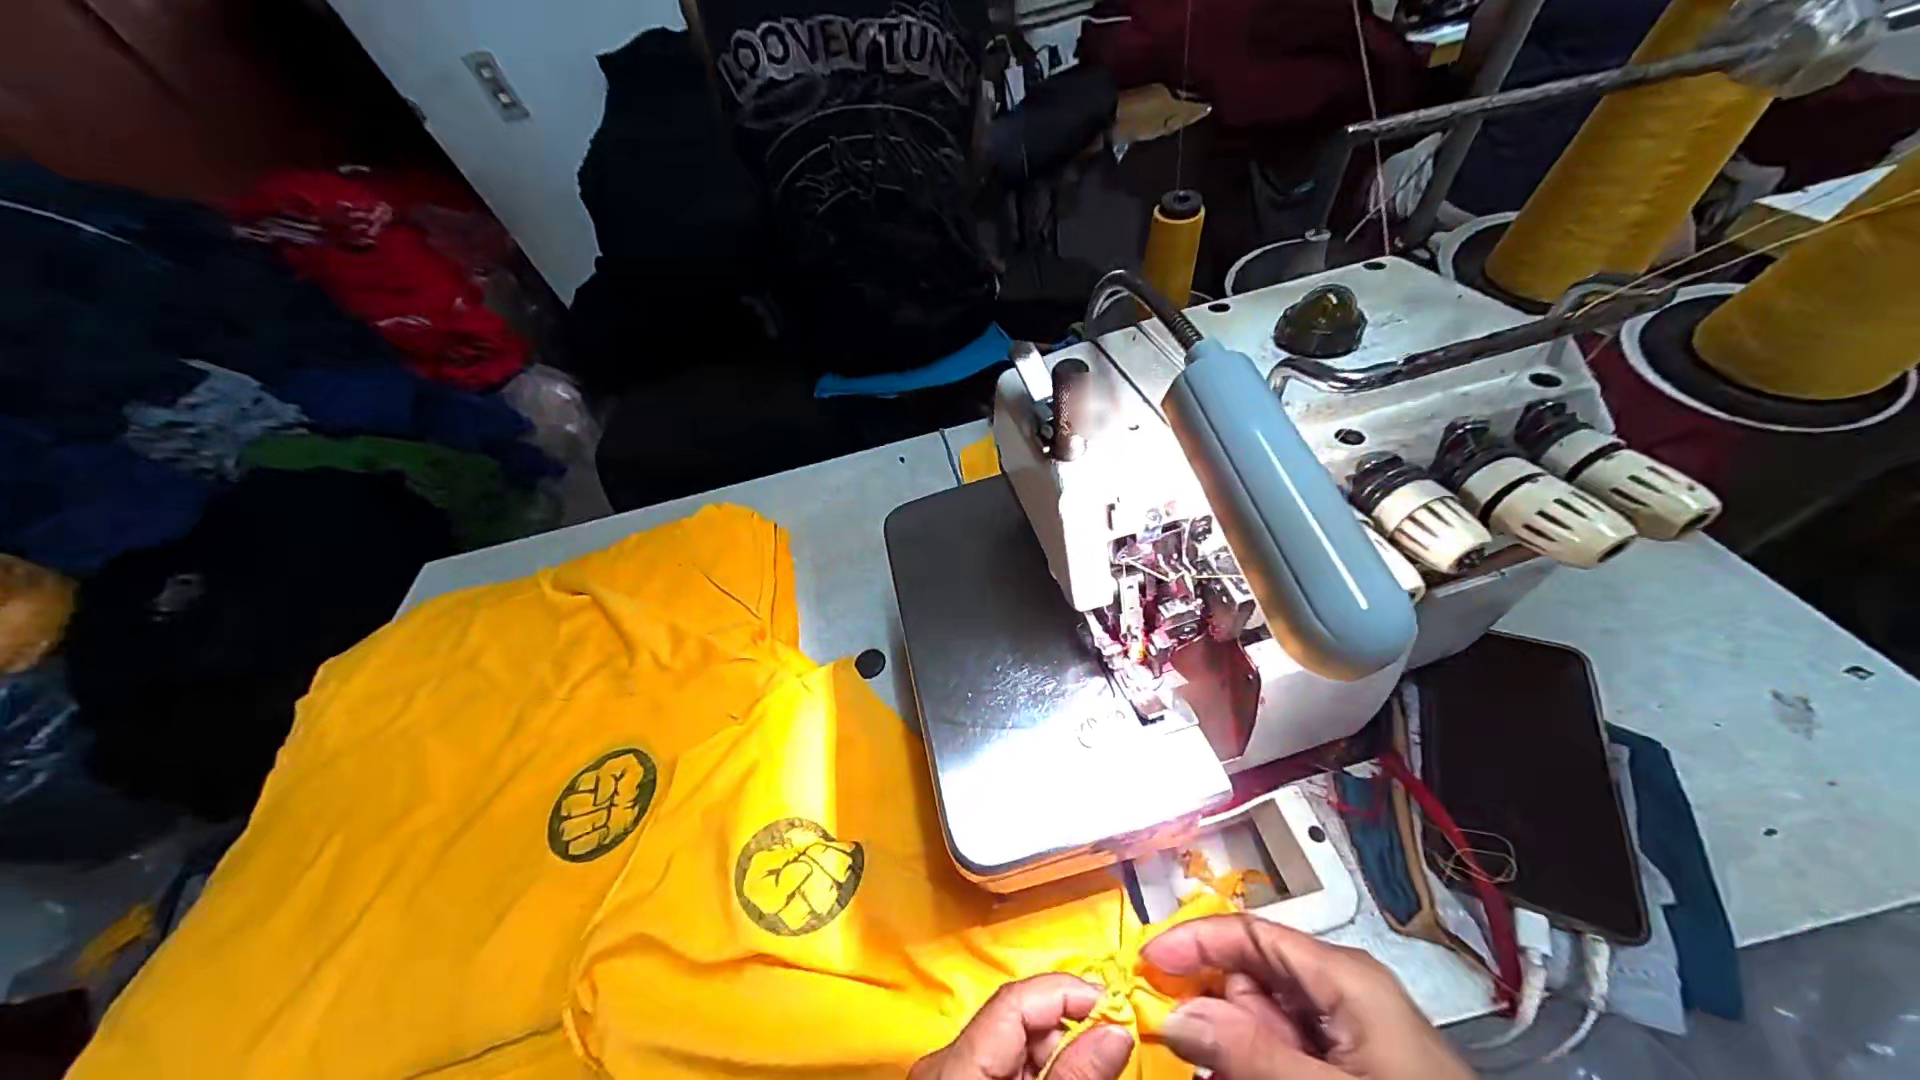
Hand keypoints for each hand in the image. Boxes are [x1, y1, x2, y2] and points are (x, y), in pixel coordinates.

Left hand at [908, 973, 1134, 1079]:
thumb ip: (1072, 1073)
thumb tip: (1116, 1028)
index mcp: (956, 1062)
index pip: (1015, 999)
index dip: (1066, 991)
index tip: (1114, 1003)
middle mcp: (946, 1059)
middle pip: (1017, 1018)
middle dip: (1068, 1026)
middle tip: (1111, 1048)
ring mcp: (950, 1075)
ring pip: (1014, 1043)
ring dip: (1057, 1052)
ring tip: (1090, 1069)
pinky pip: (1003, 1064)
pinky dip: (1038, 1069)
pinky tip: (1062, 1078)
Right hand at [1140, 915, 1474, 1079]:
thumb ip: (1250, 1053)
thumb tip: (1174, 1016)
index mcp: (1342, 975)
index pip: (1250, 932)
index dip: (1195, 940)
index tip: (1149, 962)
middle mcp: (1341, 988)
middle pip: (1252, 977)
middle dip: (1220, 1013)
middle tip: (1203, 1060)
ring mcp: (1348, 1026)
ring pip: (1264, 1017)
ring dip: (1238, 1049)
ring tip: (1231, 1079)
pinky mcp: (1351, 1059)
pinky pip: (1286, 1047)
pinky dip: (1261, 1065)